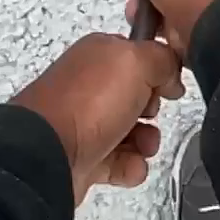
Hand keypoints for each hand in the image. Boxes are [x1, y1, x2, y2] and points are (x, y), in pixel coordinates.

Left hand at [12, 34, 185, 204]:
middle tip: (147, 113)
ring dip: (146, 141)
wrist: (49, 154)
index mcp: (99, 53)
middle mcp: (91, 84)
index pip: (139, 54)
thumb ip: (163, 58)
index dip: (159, 69)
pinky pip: (120, 161)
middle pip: (138, 95)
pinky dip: (130, 165)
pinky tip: (128, 165)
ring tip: (142, 146)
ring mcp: (85, 121)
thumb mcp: (136, 62)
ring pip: (133, 130)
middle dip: (152, 108)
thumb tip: (171, 74)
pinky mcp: (84, 156)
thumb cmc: (91, 101)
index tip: (167, 85)